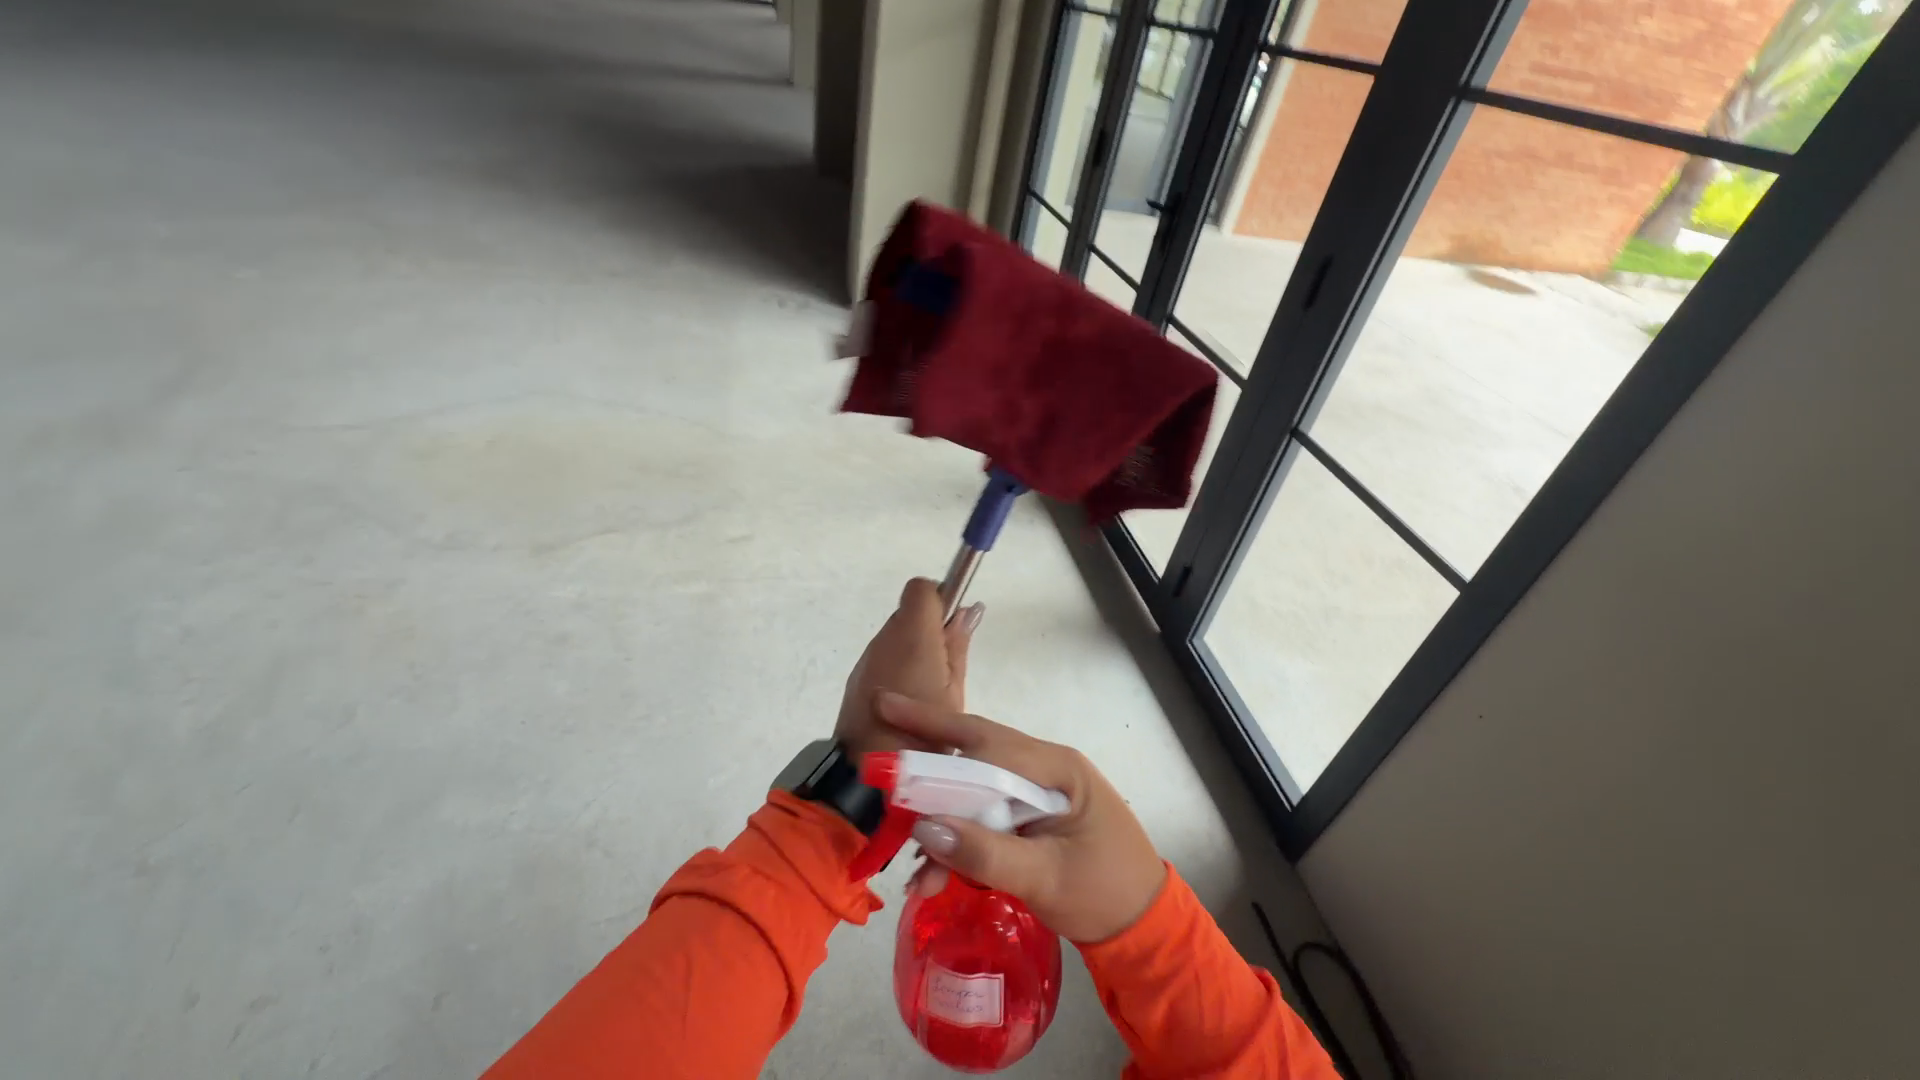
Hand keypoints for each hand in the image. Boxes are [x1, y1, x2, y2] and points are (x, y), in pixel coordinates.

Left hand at [834, 579, 982, 759]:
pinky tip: (908, 702)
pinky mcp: (856, 679)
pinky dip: (898, 668)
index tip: (953, 626)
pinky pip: (883, 659)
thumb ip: (958, 646)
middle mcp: (885, 639)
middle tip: (947, 667)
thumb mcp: (954, 693)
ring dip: (914, 650)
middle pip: (909, 613)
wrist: (867, 777)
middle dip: (930, 629)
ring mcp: (866, 659)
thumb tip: (968, 610)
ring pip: (896, 637)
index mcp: (912, 636)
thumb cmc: (923, 736)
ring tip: (928, 691)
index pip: (921, 588)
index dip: (940, 598)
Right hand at [876, 693, 1167, 943]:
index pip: (986, 740)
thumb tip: (924, 828)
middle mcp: (1045, 769)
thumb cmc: (1103, 896)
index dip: (934, 730)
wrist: (1143, 929)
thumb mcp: (1044, 878)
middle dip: (926, 759)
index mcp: (1057, 768)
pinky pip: (985, 817)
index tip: (887, 714)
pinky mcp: (1031, 818)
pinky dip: (959, 841)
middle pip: (975, 753)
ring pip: (975, 790)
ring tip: (911, 860)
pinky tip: (935, 873)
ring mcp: (1038, 792)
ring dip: (941, 820)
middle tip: (878, 756)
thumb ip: (985, 853)